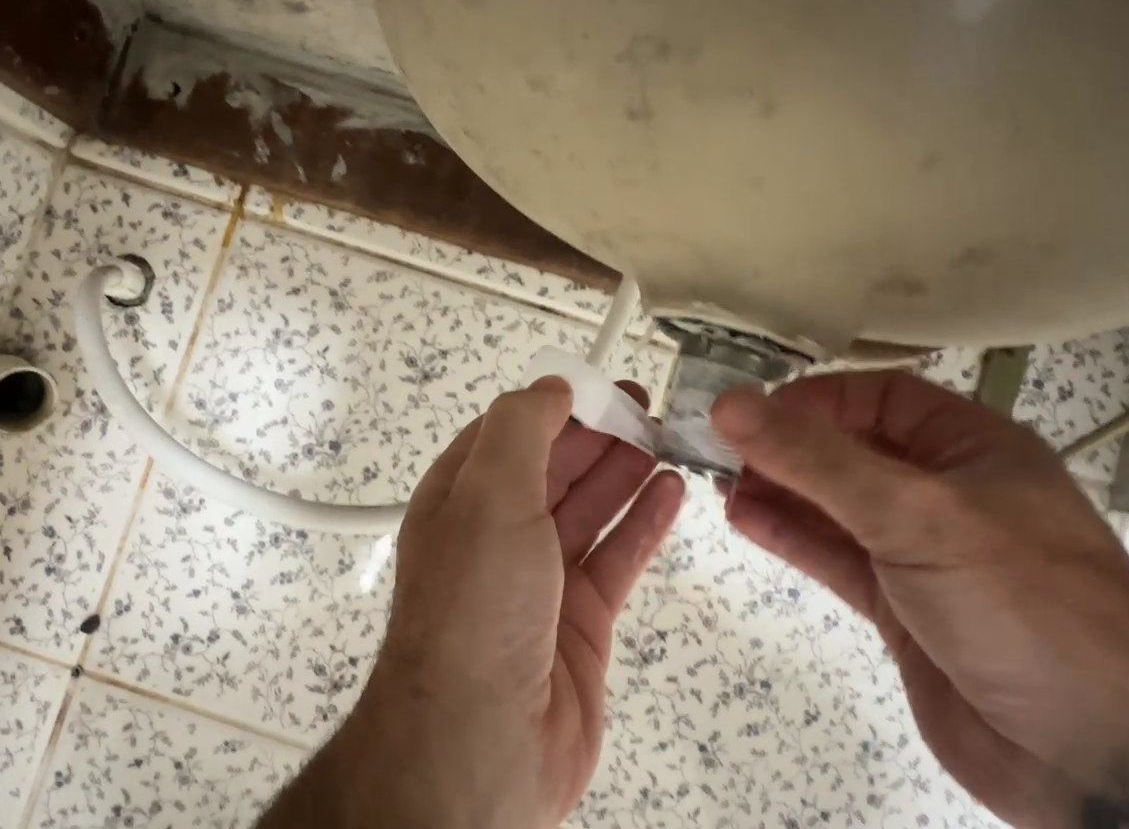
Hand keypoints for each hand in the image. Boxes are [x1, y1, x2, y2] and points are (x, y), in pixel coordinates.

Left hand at [258, 376, 685, 828]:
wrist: (484, 741)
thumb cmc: (473, 615)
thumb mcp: (488, 494)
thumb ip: (519, 429)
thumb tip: (550, 387)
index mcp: (460, 498)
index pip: (510, 433)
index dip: (555, 405)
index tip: (600, 386)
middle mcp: (495, 535)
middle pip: (553, 467)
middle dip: (596, 434)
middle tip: (645, 409)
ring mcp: (539, 579)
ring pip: (588, 509)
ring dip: (624, 472)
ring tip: (663, 440)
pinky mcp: (579, 621)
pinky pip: (617, 557)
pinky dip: (642, 523)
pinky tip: (667, 494)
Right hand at [711, 371, 1128, 828]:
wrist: (1100, 763)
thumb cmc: (1025, 609)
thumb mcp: (917, 516)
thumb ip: (817, 459)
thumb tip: (730, 404)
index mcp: (972, 449)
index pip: (876, 397)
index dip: (811, 399)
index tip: (747, 412)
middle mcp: (944, 492)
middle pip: (846, 448)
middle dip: (782, 445)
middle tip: (717, 449)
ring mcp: (919, 551)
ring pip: (832, 503)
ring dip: (776, 489)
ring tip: (716, 483)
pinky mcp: (898, 604)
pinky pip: (832, 554)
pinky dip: (787, 535)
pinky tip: (743, 520)